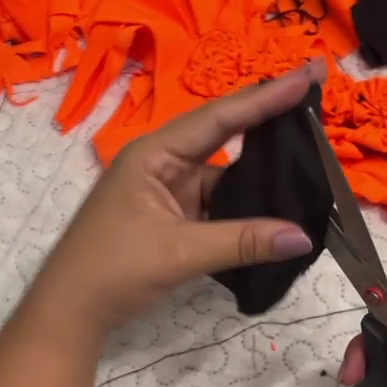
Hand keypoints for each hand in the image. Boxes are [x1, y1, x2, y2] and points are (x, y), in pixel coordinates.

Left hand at [30, 63, 324, 333]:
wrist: (70, 311)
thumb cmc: (111, 270)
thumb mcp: (179, 252)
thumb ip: (243, 242)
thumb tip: (303, 237)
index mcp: (154, 154)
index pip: (219, 118)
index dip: (265, 97)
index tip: (307, 76)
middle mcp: (163, 164)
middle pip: (225, 135)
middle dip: (269, 118)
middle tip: (316, 97)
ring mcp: (169, 191)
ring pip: (226, 173)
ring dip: (262, 170)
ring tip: (312, 152)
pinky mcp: (175, 218)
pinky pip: (219, 202)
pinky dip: (248, 204)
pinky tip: (279, 203)